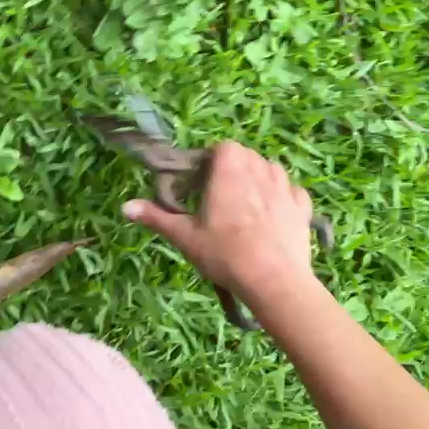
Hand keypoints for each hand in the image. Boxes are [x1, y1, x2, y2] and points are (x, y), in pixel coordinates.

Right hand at [123, 141, 316, 306]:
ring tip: (246, 203)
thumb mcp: (184, 237)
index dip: (212, 160)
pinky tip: (272, 214)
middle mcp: (259, 171)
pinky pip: (291, 190)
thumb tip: (125, 206)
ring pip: (270, 169)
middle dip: (234, 168)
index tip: (202, 181)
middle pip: (247, 155)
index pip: (223, 147)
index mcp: (229, 172)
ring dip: (258, 178)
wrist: (274, 281)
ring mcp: (285, 188)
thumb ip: (156, 217)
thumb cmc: (224, 254)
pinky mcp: (303, 208)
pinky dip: (281, 195)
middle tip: (219, 195)